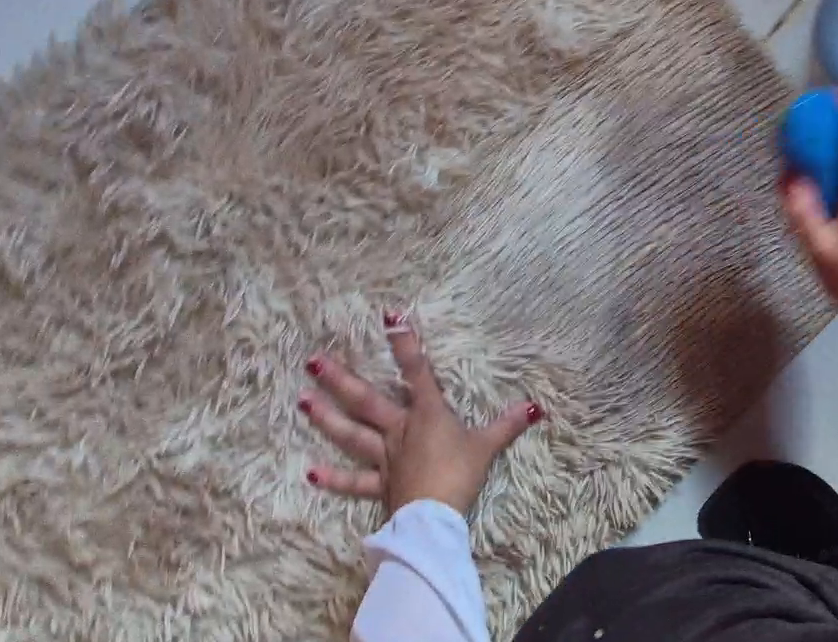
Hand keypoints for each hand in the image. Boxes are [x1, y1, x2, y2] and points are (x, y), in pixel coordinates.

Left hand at [298, 313, 540, 515]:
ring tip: (302, 400)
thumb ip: (508, 424)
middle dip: (340, 380)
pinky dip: (333, 479)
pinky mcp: (379, 486)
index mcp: (427, 414)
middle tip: (313, 362)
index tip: (390, 317)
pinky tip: (310, 473)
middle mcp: (399, 430)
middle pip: (366, 401)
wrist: (434, 520)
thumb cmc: (460, 475)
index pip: (416, 371)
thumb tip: (535, 407)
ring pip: (351, 434)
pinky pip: (353, 481)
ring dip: (326, 418)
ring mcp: (385, 458)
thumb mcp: (488, 446)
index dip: (405, 343)